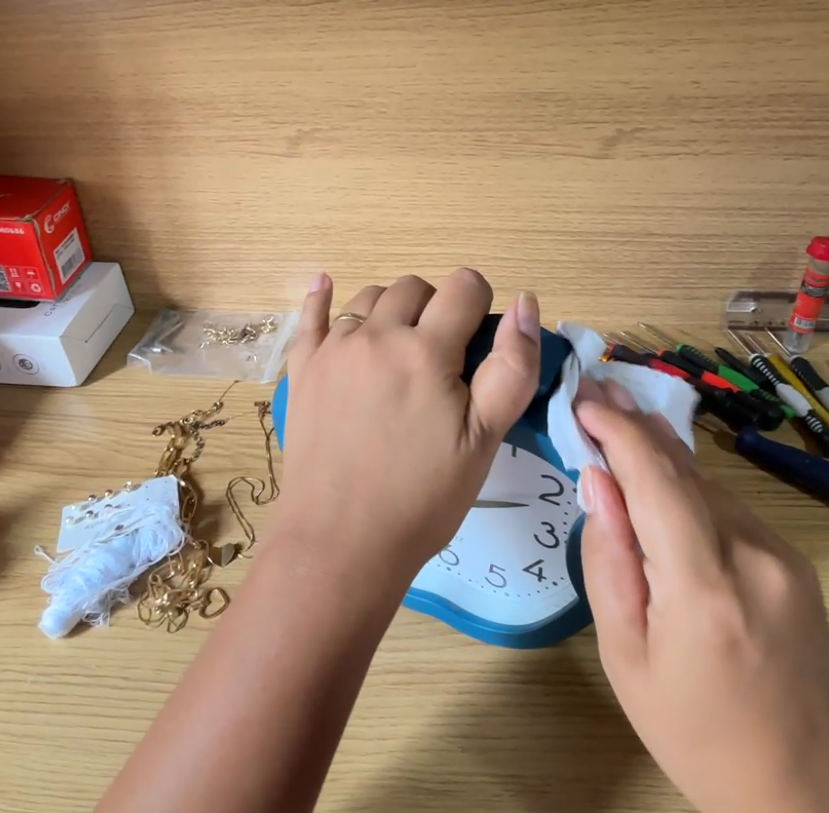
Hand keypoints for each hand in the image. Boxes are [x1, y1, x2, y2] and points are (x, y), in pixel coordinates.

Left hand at [268, 270, 541, 588]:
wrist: (339, 543)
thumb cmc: (422, 498)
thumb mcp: (484, 439)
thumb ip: (511, 367)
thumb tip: (525, 304)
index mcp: (425, 350)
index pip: (463, 287)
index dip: (481, 305)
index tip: (479, 343)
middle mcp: (375, 336)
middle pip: (414, 288)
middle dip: (437, 308)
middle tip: (443, 358)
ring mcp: (332, 351)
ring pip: (368, 298)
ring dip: (392, 310)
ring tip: (399, 349)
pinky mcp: (302, 371)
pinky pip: (310, 317)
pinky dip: (322, 298)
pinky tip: (325, 285)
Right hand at [576, 382, 828, 812]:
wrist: (807, 785)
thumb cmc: (696, 732)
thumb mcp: (626, 656)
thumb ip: (610, 561)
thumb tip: (599, 483)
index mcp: (705, 586)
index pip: (657, 479)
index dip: (619, 430)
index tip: (583, 398)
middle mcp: (754, 554)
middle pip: (686, 471)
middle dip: (637, 426)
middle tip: (596, 388)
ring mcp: (783, 554)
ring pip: (708, 485)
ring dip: (661, 454)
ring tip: (619, 418)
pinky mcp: (793, 561)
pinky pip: (728, 507)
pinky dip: (687, 485)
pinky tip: (660, 479)